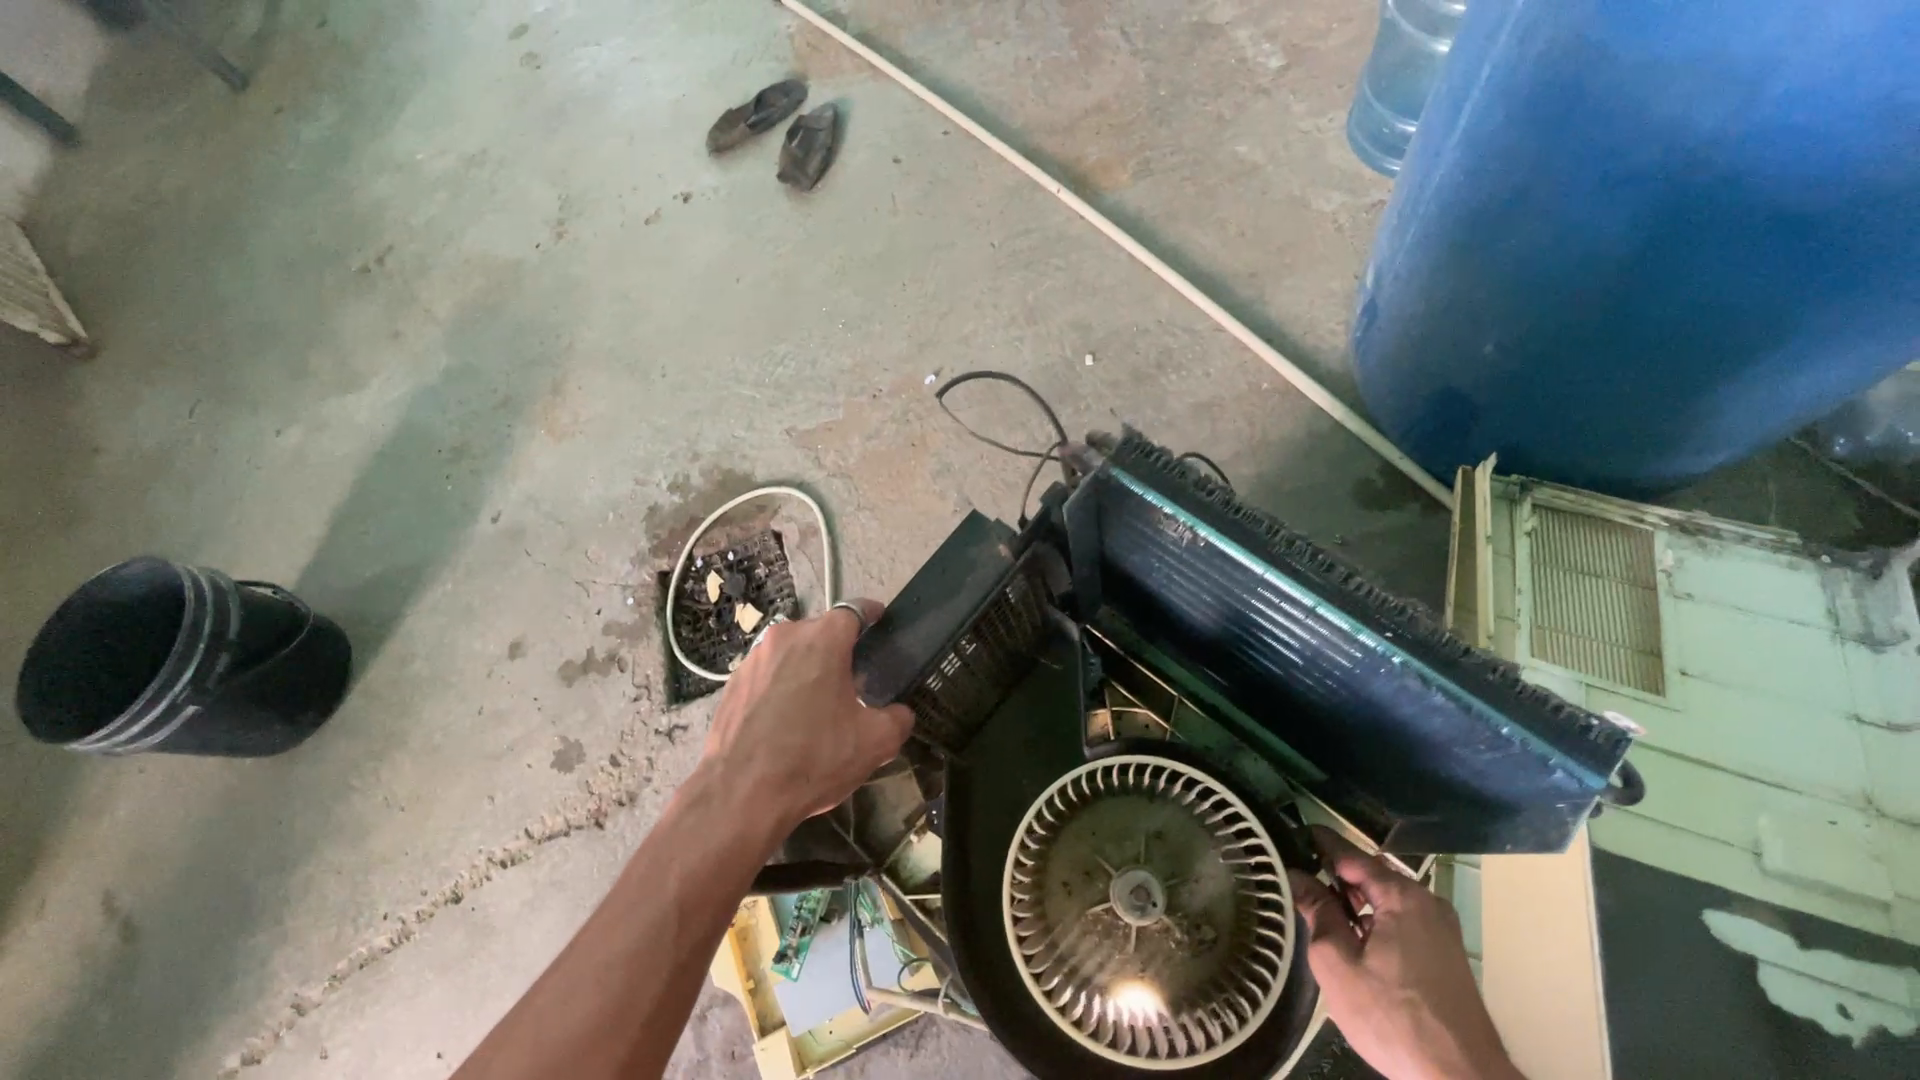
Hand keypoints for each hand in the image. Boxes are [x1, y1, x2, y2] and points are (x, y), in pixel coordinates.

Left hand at [698, 598, 913, 830]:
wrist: (740, 796)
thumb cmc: (813, 759)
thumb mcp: (875, 743)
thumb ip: (897, 719)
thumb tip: (899, 714)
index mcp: (821, 640)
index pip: (854, 610)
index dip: (872, 615)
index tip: (881, 624)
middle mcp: (784, 639)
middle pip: (820, 633)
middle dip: (839, 651)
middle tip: (855, 682)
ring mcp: (752, 660)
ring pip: (791, 654)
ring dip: (807, 670)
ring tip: (819, 707)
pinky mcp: (730, 685)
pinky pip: (767, 676)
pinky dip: (781, 689)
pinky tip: (786, 724)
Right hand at [1288, 826, 1522, 1079]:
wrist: (1460, 1077)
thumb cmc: (1392, 1017)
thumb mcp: (1338, 963)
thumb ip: (1317, 912)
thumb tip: (1297, 876)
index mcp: (1402, 897)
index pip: (1352, 855)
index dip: (1322, 843)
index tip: (1295, 831)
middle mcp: (1427, 903)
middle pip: (1372, 876)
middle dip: (1337, 875)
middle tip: (1299, 877)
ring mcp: (1442, 929)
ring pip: (1388, 900)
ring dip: (1356, 901)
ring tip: (1321, 909)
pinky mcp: (1446, 954)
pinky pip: (1403, 920)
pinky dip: (1375, 919)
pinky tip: (1354, 939)